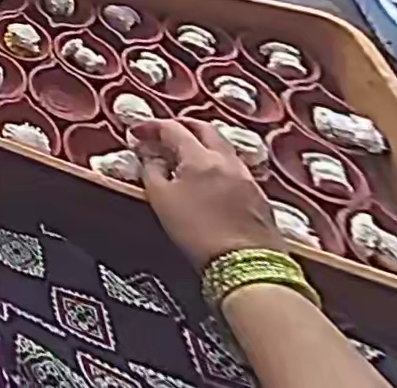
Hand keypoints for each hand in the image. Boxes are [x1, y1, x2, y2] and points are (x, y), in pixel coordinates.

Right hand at [131, 118, 284, 266]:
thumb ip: (151, 169)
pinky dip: (216, 162)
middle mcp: (228, 162)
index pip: (172, 128)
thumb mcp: (160, 198)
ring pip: (223, 147)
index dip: (150, 126)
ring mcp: (248, 180)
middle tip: (162, 132)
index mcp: (201, 158)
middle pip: (205, 129)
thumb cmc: (197, 231)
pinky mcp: (260, 199)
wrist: (249, 271)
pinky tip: (206, 177)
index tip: (136, 132)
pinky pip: (234, 167)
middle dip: (181, 125)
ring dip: (201, 143)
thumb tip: (151, 156)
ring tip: (183, 154)